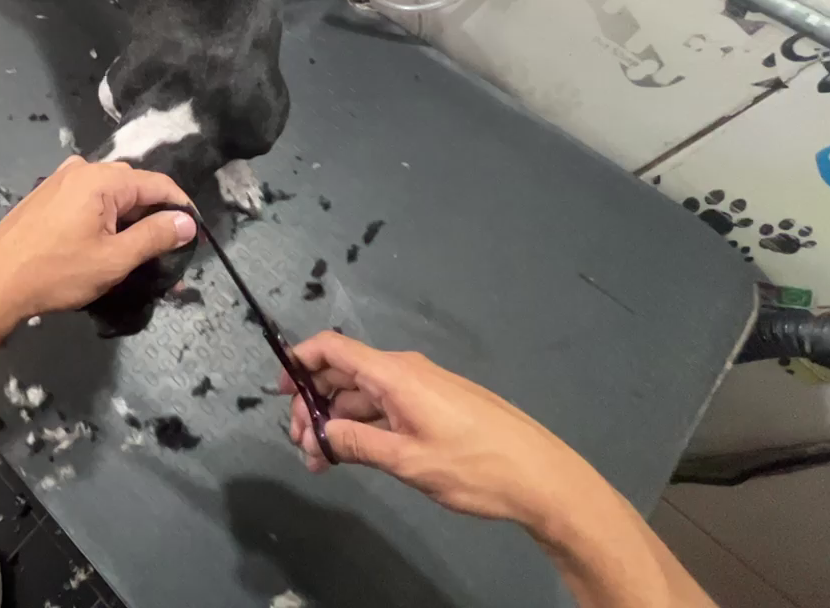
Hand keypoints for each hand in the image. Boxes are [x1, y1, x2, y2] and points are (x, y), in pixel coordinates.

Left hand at [0, 157, 194, 344]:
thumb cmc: (57, 272)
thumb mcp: (114, 259)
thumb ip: (154, 236)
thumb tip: (186, 221)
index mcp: (101, 178)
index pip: (158, 183)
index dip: (181, 208)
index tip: (194, 236)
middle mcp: (81, 169)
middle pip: (133, 186)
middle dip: (154, 216)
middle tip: (168, 252)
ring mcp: (60, 180)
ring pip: (110, 194)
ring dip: (129, 219)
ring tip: (140, 253)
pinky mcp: (46, 195)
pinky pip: (88, 199)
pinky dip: (105, 218)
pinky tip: (107, 243)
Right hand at [282, 331, 612, 535]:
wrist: (549, 481)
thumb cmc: (475, 466)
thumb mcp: (408, 460)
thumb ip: (357, 444)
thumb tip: (321, 433)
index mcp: (393, 373)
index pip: (331, 347)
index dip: (298, 360)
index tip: (280, 391)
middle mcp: (402, 371)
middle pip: (341, 375)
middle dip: (314, 405)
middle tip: (302, 445)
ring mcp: (420, 388)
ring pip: (362, 396)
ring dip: (336, 423)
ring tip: (323, 461)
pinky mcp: (434, 406)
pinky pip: (384, 407)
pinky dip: (362, 427)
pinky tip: (354, 455)